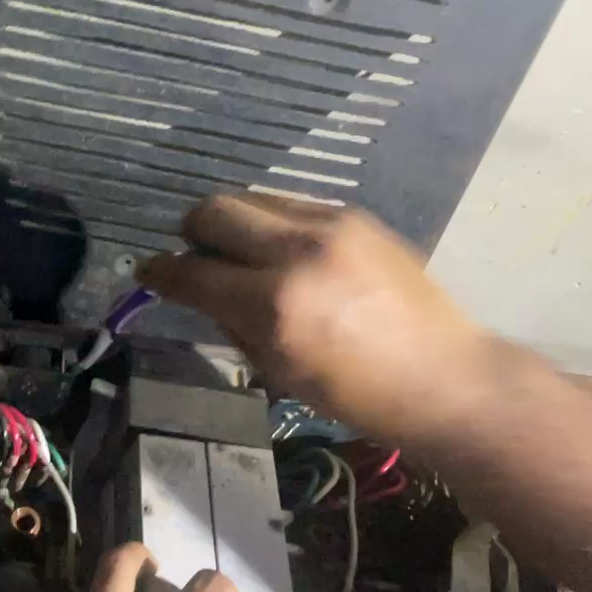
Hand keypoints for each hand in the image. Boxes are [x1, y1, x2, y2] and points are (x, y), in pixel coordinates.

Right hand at [136, 194, 506, 444]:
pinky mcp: (353, 215)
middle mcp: (297, 252)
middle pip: (212, 210)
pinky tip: (285, 253)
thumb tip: (197, 288)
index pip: (192, 271)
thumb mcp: (275, 368)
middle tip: (196, 258)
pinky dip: (269, 225)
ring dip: (232, 225)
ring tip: (243, 255)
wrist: (444, 376)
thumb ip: (228, 319)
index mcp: (274, 305)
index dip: (159, 271)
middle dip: (191, 233)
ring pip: (249, 198)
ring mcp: (329, 225)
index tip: (147, 272)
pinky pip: (288, 205)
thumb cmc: (353, 392)